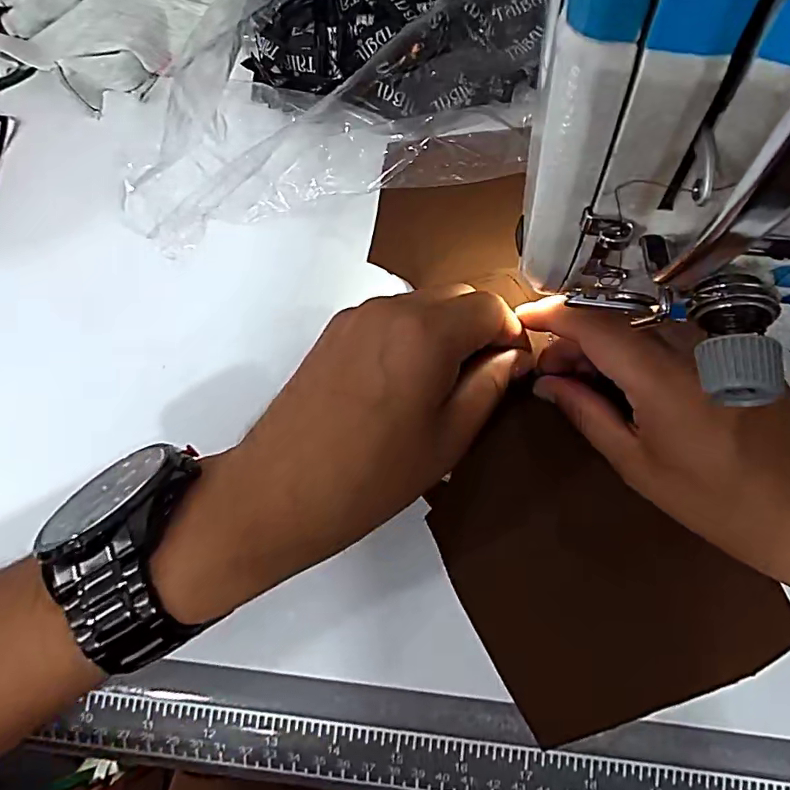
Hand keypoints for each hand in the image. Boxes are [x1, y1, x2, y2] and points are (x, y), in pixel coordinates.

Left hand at [151, 286, 531, 622]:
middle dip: (481, 328)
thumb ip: (490, 386)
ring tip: (443, 385)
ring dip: (447, 330)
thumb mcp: (448, 438)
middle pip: (459, 296)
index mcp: (425, 332)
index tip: (512, 366)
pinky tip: (407, 383)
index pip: (491, 306)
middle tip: (485, 376)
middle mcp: (390, 310)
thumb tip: (511, 358)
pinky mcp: (336, 331)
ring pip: (425, 304)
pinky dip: (413, 336)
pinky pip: (392, 317)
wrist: (276, 493)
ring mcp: (358, 317)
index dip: (511, 335)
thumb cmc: (364, 477)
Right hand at [516, 296, 789, 587]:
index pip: (594, 323)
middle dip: (576, 336)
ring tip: (586, 379)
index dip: (553, 315)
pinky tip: (630, 379)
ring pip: (644, 323)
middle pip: (617, 319)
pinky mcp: (734, 348)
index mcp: (662, 375)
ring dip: (608, 342)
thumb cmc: (719, 503)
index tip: (523, 319)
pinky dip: (640, 347)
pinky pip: (672, 334)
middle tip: (552, 372)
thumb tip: (548, 382)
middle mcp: (690, 344)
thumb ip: (588, 413)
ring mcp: (717, 342)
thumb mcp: (640, 465)